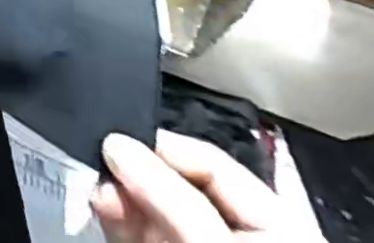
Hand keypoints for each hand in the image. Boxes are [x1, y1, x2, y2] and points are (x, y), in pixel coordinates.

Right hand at [93, 130, 303, 242]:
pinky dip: (117, 220)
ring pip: (152, 209)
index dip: (160, 146)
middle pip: (176, 186)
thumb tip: (113, 141)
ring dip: (119, 196)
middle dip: (134, 174)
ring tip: (97, 192)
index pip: (209, 162)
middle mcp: (237, 233)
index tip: (112, 140)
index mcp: (276, 225)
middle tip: (99, 168)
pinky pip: (139, 232)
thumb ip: (171, 196)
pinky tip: (102, 209)